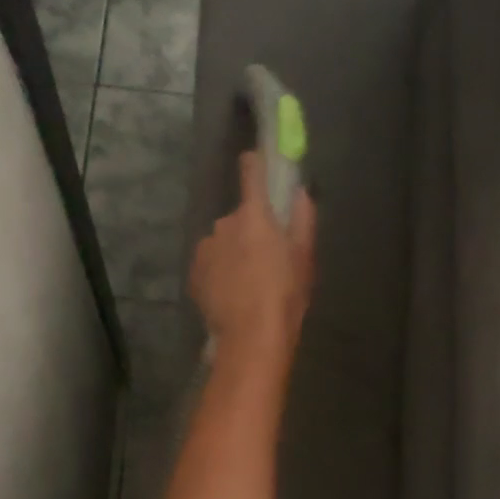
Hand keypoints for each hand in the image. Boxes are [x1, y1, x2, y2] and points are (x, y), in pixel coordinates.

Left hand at [190, 151, 316, 366]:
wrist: (251, 337)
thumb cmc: (285, 294)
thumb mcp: (305, 257)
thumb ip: (303, 219)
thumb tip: (301, 192)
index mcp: (254, 215)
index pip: (251, 172)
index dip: (256, 164)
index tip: (258, 161)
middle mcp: (224, 223)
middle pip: (239, 217)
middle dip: (250, 230)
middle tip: (268, 257)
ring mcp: (205, 248)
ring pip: (223, 242)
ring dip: (234, 253)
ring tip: (249, 282)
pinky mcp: (194, 273)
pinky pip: (211, 263)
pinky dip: (220, 272)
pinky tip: (233, 293)